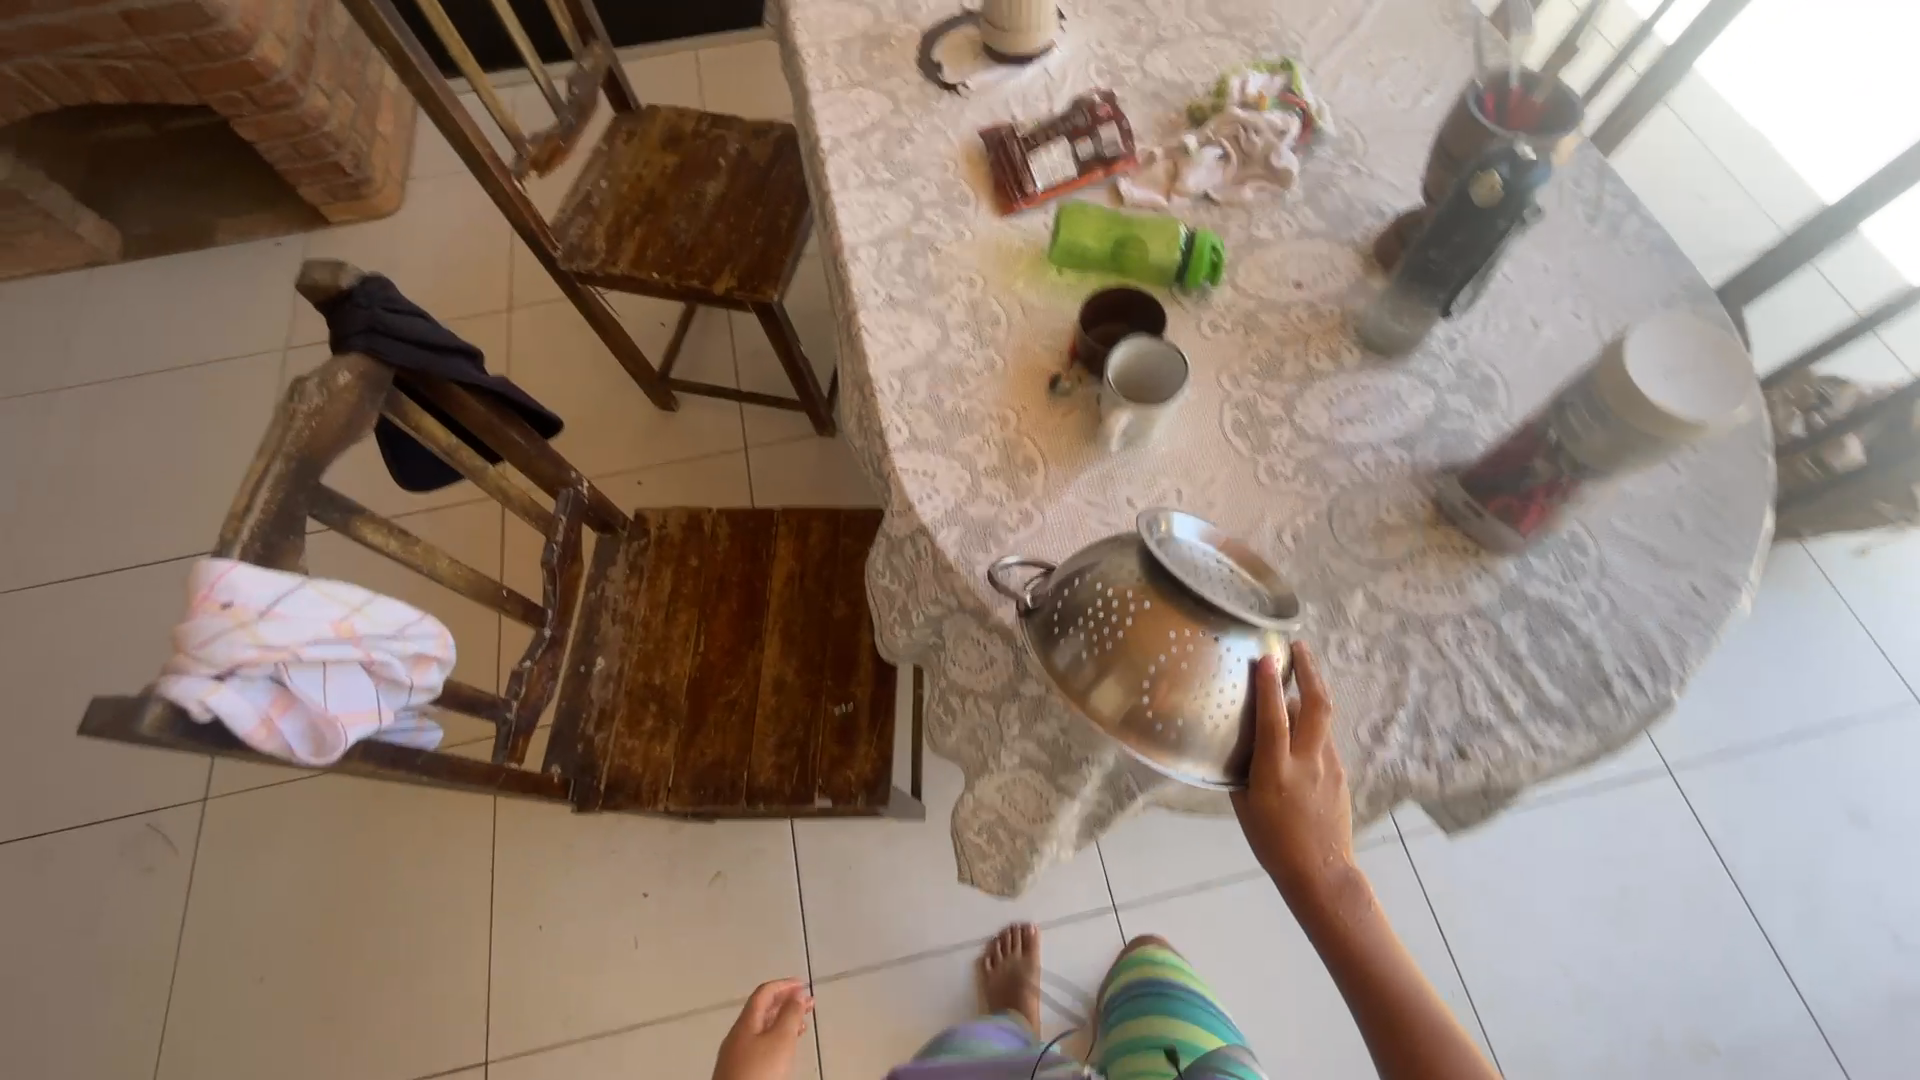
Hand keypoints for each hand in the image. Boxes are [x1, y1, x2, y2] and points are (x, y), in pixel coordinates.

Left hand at [713, 978, 814, 1079]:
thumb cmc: (760, 1072)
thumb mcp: (781, 1040)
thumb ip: (790, 1014)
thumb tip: (797, 995)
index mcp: (745, 1022)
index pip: (764, 992)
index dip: (784, 985)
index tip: (804, 985)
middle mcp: (737, 1035)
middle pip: (762, 1010)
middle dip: (786, 1003)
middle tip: (809, 1005)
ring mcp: (734, 1055)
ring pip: (761, 1029)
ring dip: (782, 1022)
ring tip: (803, 1026)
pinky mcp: (737, 1073)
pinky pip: (758, 1046)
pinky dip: (775, 1040)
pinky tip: (785, 1051)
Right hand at [1231, 642, 1357, 908]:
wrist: (1321, 873)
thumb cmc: (1272, 842)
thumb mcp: (1246, 803)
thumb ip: (1248, 767)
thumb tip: (1248, 737)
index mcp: (1277, 771)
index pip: (1275, 718)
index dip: (1270, 686)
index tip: (1267, 657)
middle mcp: (1307, 762)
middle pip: (1317, 705)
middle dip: (1310, 672)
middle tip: (1300, 647)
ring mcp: (1330, 766)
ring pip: (1322, 719)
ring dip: (1310, 693)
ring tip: (1296, 677)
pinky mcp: (1341, 774)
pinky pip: (1323, 739)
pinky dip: (1311, 723)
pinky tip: (1300, 727)